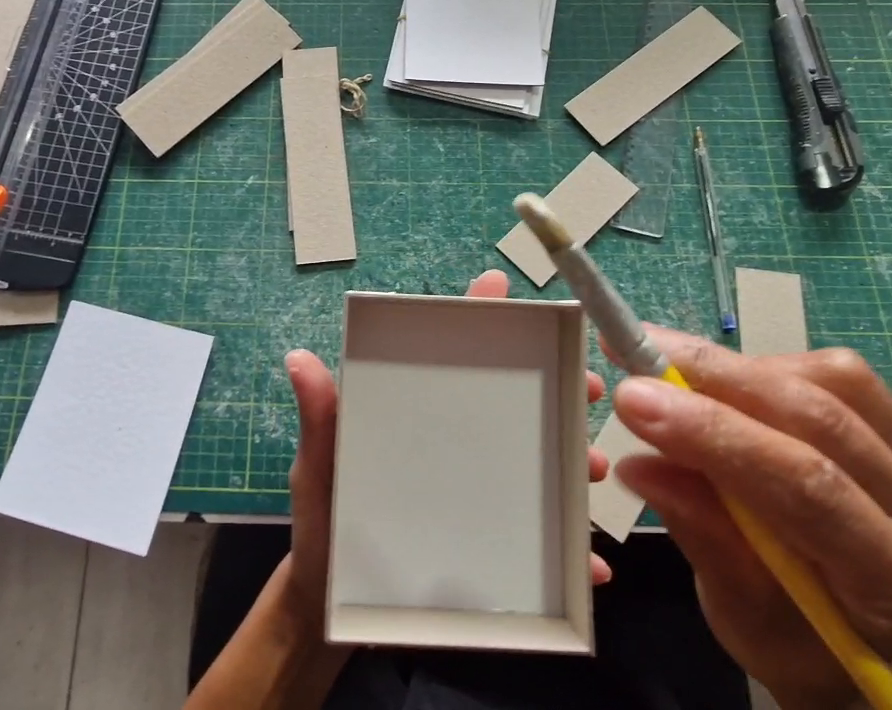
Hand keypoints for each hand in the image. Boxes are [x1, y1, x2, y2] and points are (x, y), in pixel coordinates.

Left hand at [282, 270, 614, 618]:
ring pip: (535, 467)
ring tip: (593, 469)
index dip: (471, 317)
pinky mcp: (486, 541)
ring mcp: (472, 493)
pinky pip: (535, 542)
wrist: (329, 605)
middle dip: (554, 390)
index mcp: (410, 418)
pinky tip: (591, 569)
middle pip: (509, 408)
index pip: (444, 358)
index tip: (499, 287)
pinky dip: (565, 555)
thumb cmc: (322, 525)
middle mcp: (449, 448)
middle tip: (585, 389)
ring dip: (572, 463)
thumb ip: (318, 418)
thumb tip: (297, 358)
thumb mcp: (317, 469)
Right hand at [608, 326, 891, 709]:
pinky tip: (715, 379)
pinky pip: (836, 375)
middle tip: (635, 357)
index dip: (714, 434)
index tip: (634, 399)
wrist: (831, 639)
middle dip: (715, 381)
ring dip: (735, 366)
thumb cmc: (783, 636)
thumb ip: (700, 533)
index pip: (808, 488)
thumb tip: (640, 466)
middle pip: (821, 421)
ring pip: (832, 384)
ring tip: (664, 364)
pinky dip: (761, 364)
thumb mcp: (733, 610)